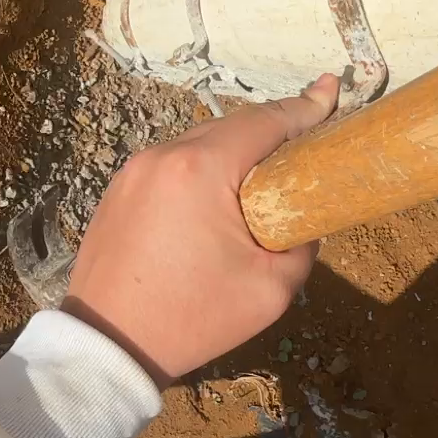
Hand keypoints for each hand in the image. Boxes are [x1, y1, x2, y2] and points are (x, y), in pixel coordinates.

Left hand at [64, 75, 339, 384]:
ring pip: (198, 142)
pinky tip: (217, 192)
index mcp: (201, 169)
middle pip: (231, 126)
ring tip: (265, 171)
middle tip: (307, 136)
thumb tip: (303, 221)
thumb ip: (302, 244)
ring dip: (234, 149)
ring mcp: (134, 169)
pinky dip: (201, 166)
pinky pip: (172, 163)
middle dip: (272, 129)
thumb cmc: (191, 318)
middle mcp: (163, 154)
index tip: (331, 92)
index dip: (304, 108)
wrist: (107, 344)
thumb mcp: (270, 290)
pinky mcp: (118, 188)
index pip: (265, 122)